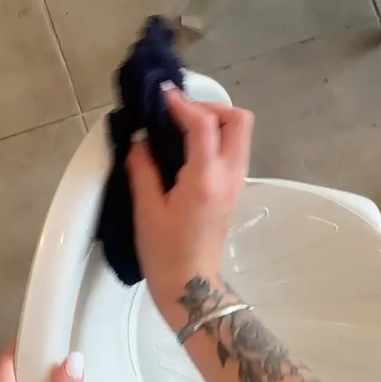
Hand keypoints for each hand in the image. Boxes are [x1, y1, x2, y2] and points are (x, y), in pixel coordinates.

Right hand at [126, 86, 253, 313]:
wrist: (191, 285)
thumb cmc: (165, 252)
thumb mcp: (146, 209)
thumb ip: (143, 169)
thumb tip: (140, 141)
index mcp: (205, 179)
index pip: (204, 125)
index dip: (183, 104)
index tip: (163, 96)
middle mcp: (229, 176)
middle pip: (238, 120)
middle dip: (210, 107)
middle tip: (180, 112)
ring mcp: (236, 183)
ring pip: (240, 134)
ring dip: (215, 121)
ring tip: (181, 127)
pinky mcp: (234, 191)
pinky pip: (233, 150)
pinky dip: (215, 138)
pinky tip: (187, 148)